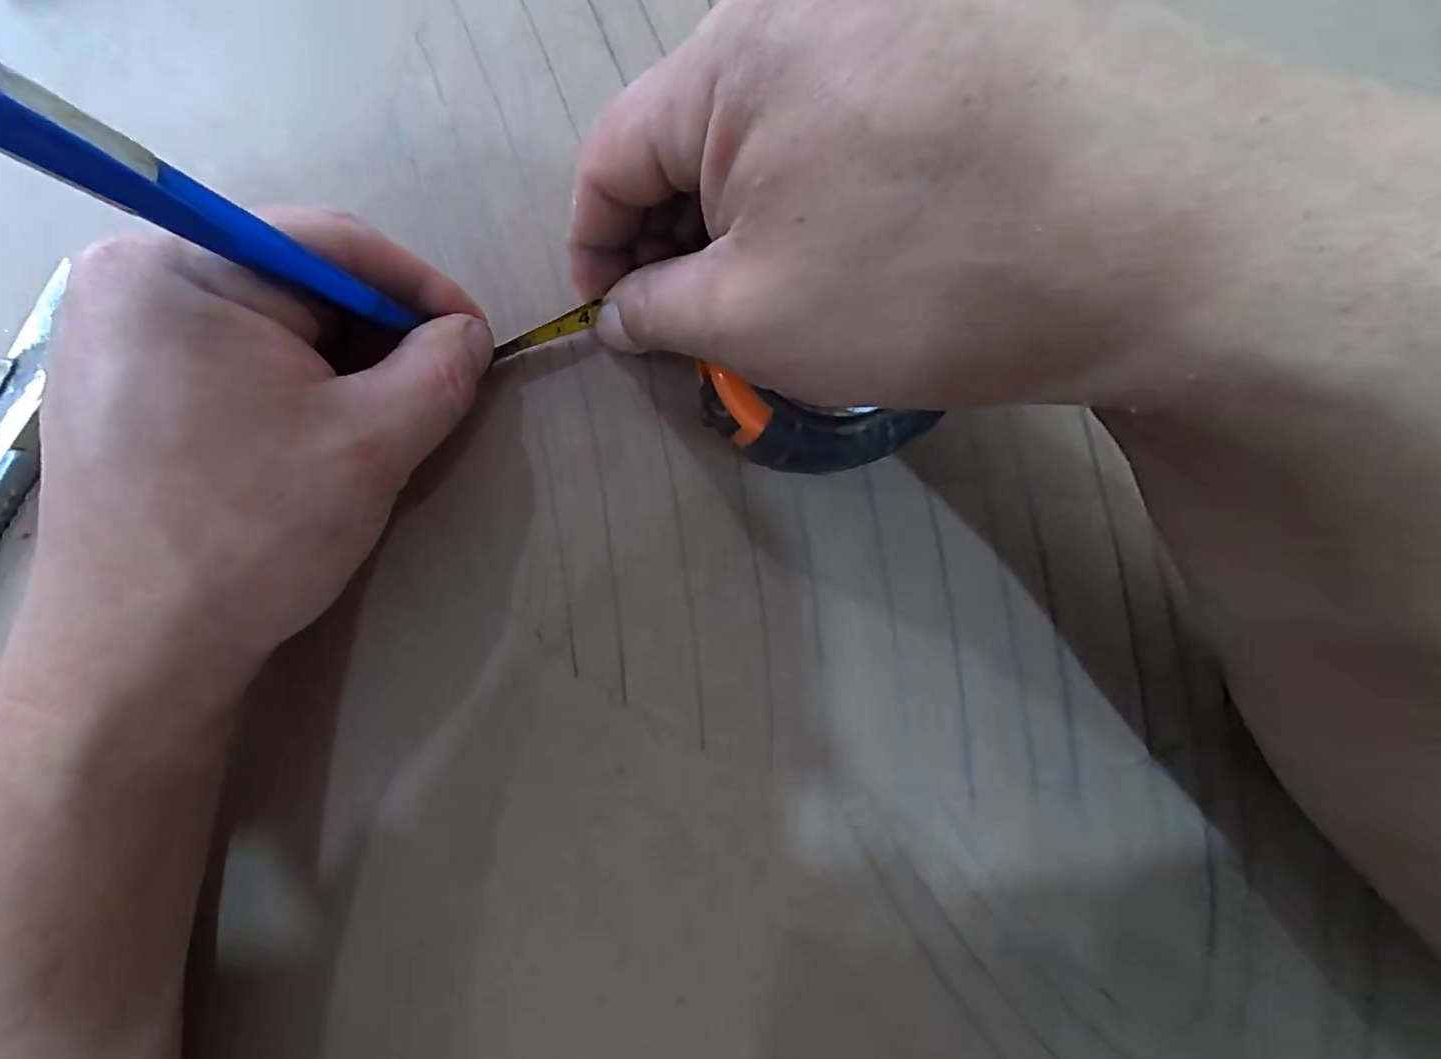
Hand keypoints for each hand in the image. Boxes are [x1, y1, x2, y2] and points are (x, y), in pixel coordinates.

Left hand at [8, 208, 491, 701]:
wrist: (138, 658)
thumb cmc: (249, 537)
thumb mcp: (369, 446)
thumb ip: (438, 372)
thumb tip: (467, 333)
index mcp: (175, 265)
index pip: (329, 245)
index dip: (418, 287)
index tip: (474, 334)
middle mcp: (126, 284)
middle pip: (291, 284)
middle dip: (374, 337)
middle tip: (428, 391)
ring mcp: (111, 343)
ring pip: (261, 331)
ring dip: (334, 371)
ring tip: (373, 426)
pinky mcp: (116, 397)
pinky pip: (225, 367)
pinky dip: (286, 394)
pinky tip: (309, 443)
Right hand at [569, 0, 1262, 408]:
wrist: (1179, 247)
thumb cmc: (918, 287)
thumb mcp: (745, 318)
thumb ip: (650, 312)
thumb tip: (612, 314)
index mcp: (738, 57)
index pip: (610, 156)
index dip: (589, 245)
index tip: (605, 314)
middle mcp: (807, 5)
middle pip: (680, 139)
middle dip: (662, 239)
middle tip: (679, 318)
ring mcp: (893, 8)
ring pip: (752, 133)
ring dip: (728, 222)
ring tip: (749, 295)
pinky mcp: (955, 33)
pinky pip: (825, 118)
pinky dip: (793, 193)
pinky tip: (817, 249)